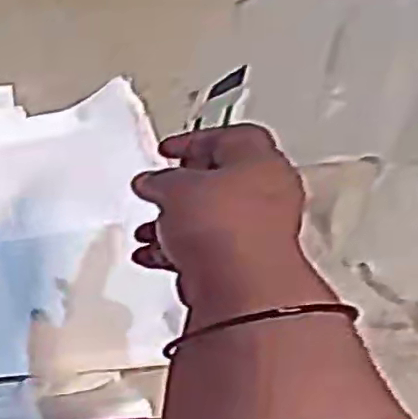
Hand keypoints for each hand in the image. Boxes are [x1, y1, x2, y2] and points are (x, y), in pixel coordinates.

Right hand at [130, 124, 320, 316]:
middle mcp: (266, 192)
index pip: (230, 138)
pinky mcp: (238, 258)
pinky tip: (157, 252)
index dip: (195, 141)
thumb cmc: (224, 229)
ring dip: (176, 221)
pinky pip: (202, 246)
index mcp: (260, 163)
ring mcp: (255, 228)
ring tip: (153, 227)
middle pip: (220, 180)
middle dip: (183, 187)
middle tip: (160, 188)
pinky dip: (176, 248)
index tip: (170, 148)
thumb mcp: (176, 189)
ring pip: (208, 216)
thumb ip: (159, 180)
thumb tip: (151, 181)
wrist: (235, 280)